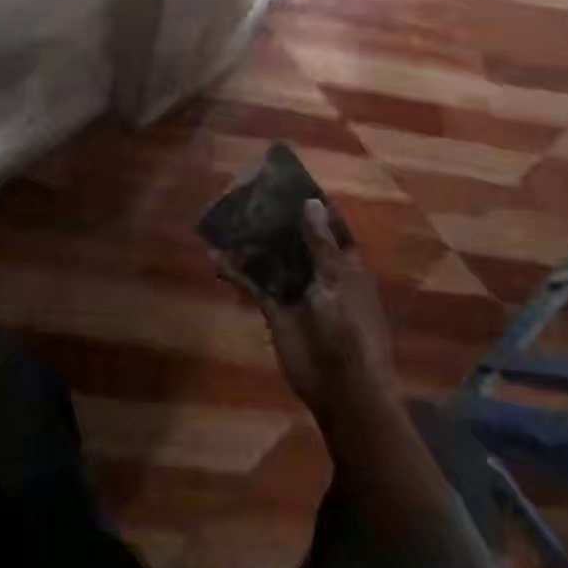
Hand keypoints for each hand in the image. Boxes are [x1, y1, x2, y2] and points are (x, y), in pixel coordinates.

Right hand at [221, 200, 402, 423]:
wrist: (343, 385)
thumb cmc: (351, 327)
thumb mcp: (338, 279)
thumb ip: (321, 244)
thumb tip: (311, 202)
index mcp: (344, 263)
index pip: (328, 227)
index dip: (311, 207)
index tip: (287, 183)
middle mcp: (320, 273)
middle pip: (296, 241)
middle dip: (276, 221)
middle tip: (248, 194)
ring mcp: (296, 292)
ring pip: (272, 261)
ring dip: (253, 244)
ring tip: (227, 219)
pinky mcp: (275, 310)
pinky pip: (254, 285)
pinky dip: (236, 272)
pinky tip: (215, 257)